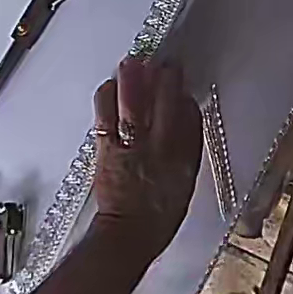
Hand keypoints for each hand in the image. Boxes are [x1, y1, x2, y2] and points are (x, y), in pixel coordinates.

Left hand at [89, 57, 202, 262]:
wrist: (129, 232)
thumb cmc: (160, 211)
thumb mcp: (186, 179)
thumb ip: (188, 145)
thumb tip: (186, 113)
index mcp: (180, 157)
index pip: (187, 115)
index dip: (182, 92)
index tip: (180, 78)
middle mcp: (155, 149)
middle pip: (160, 103)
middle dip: (161, 78)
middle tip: (161, 62)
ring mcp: (128, 148)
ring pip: (129, 106)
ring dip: (131, 81)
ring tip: (132, 65)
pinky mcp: (106, 151)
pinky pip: (104, 118)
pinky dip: (107, 99)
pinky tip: (110, 88)